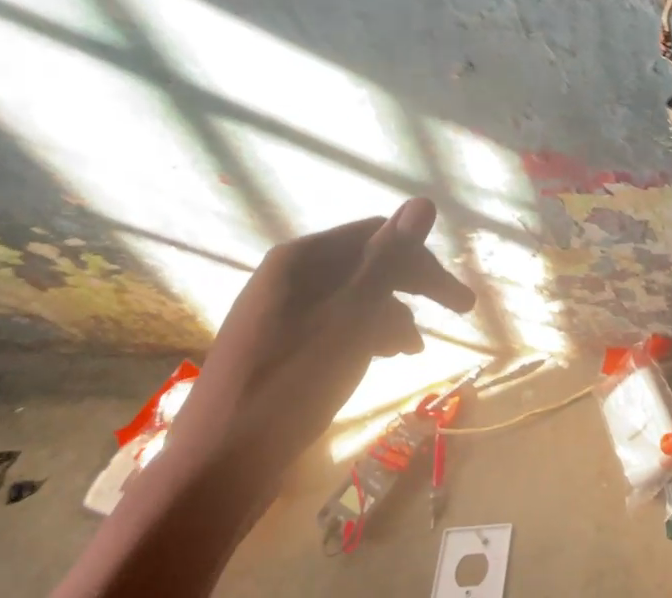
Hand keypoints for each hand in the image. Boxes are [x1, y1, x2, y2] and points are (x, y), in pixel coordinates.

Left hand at [164, 198, 475, 477]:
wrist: (213, 471)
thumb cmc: (291, 384)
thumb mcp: (352, 316)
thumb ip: (389, 259)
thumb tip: (423, 201)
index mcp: (300, 259)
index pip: (381, 235)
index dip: (423, 262)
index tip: (457, 300)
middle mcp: (287, 276)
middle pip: (368, 265)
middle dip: (413, 288)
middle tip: (458, 314)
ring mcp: (278, 313)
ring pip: (353, 298)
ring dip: (391, 315)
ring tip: (412, 351)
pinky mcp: (274, 349)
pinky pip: (333, 325)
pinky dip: (363, 335)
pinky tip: (378, 359)